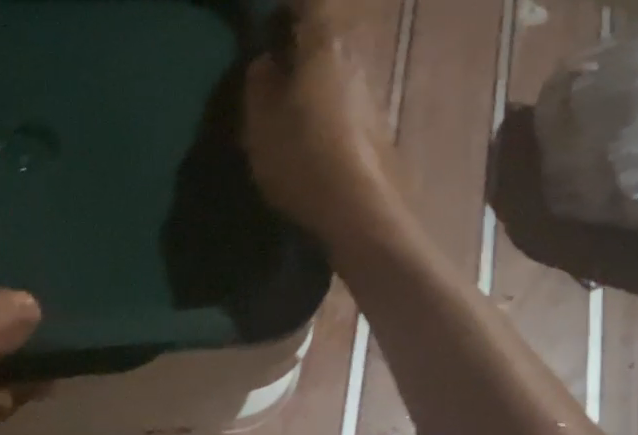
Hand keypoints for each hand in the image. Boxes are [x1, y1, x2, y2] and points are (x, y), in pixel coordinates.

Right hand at [243, 0, 404, 243]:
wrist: (358, 211)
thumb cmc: (302, 159)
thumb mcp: (260, 123)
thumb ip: (259, 85)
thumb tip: (265, 61)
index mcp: (324, 46)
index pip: (308, 6)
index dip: (287, 10)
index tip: (269, 19)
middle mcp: (354, 60)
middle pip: (327, 40)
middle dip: (301, 48)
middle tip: (273, 65)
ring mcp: (372, 96)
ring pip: (337, 75)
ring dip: (315, 84)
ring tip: (289, 108)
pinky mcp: (378, 131)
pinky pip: (346, 107)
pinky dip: (328, 112)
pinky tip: (312, 137)